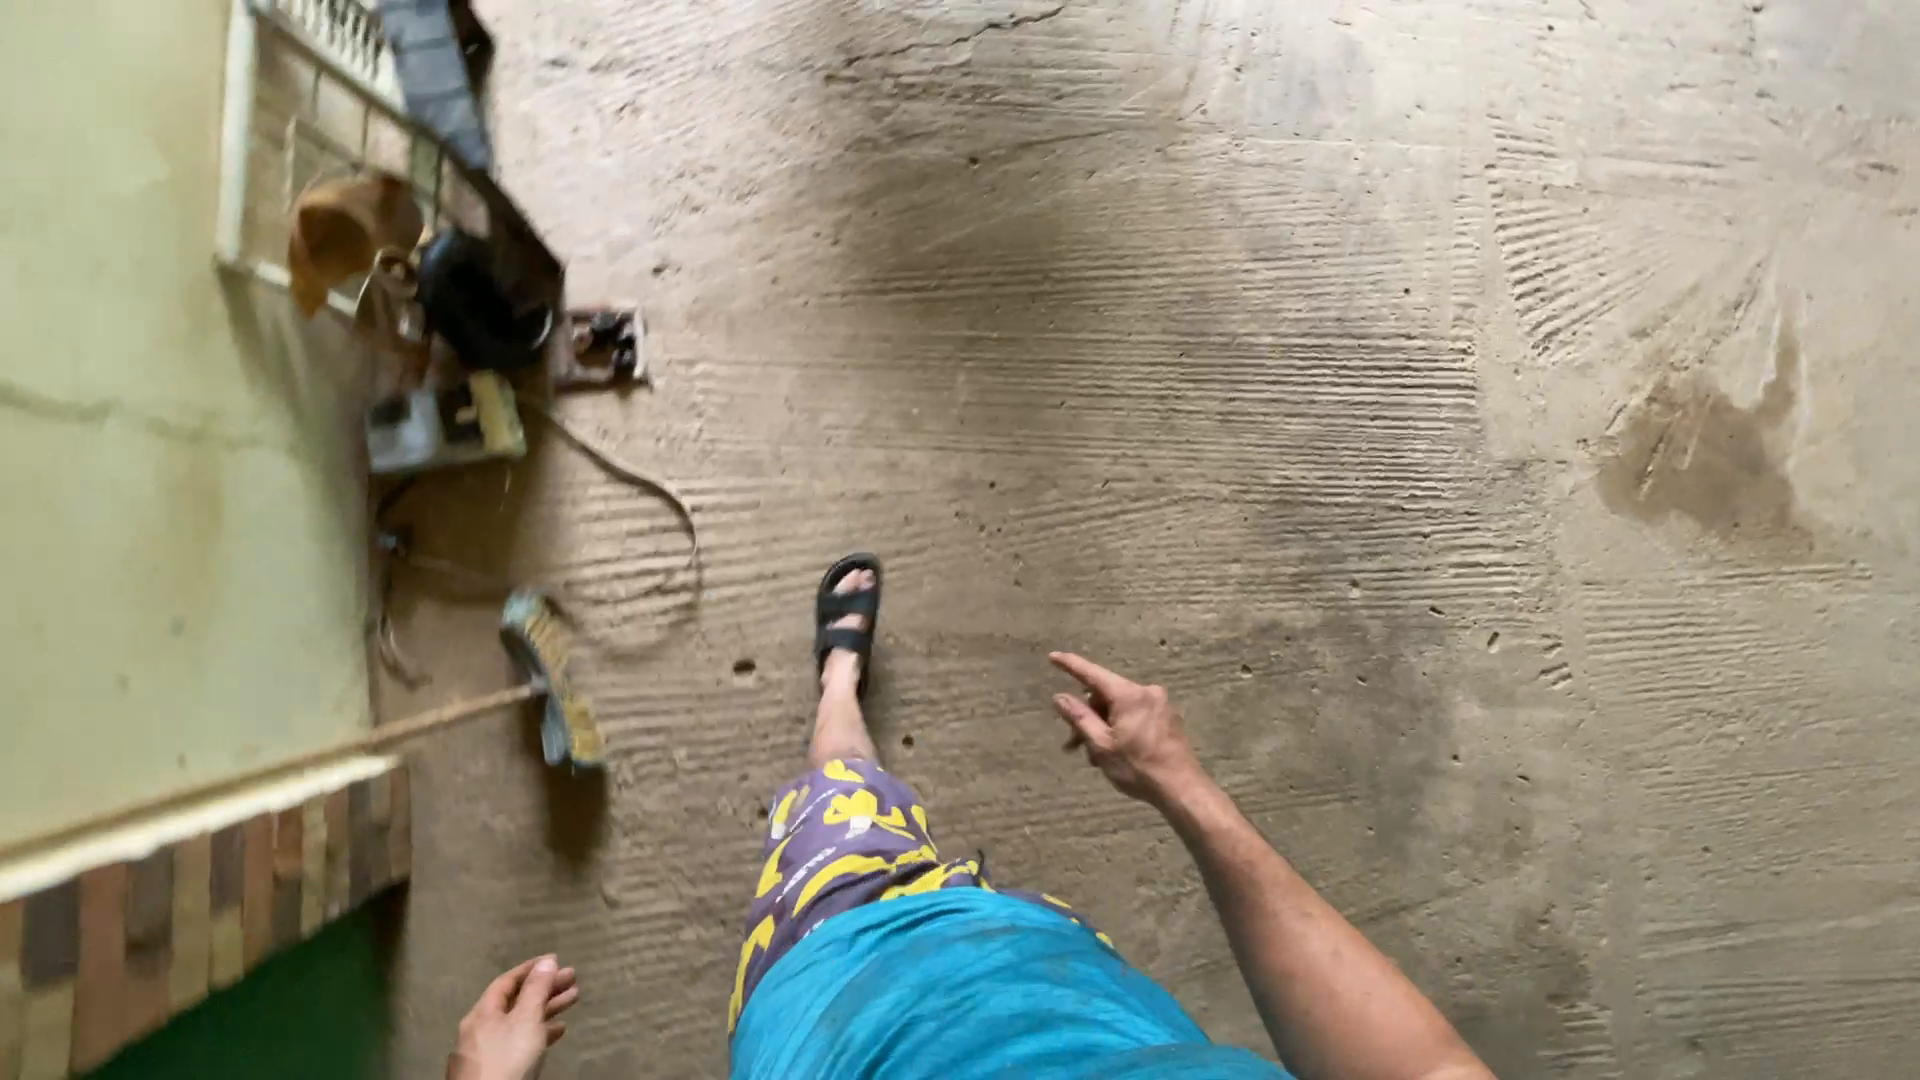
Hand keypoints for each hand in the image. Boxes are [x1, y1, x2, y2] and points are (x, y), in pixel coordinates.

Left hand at [447, 956, 579, 1079]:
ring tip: (573, 998)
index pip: (507, 981)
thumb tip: (547, 961)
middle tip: (573, 977)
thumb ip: (537, 989)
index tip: (556, 959)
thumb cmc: (507, 1058)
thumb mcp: (526, 1019)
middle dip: (545, 987)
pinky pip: (519, 1042)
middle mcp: (480, 1029)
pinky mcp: (495, 1070)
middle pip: (516, 1000)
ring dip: (547, 1007)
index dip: (531, 968)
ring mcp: (486, 1051)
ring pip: (520, 1021)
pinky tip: (558, 1031)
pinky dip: (539, 1032)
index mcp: (482, 1013)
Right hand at [1049, 652, 1208, 806]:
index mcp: (1129, 695)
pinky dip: (1120, 727)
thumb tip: (1059, 697)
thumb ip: (1079, 717)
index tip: (1052, 656)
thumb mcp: (1101, 745)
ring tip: (1096, 757)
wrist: (1182, 789)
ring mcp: (1160, 704)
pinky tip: (1115, 751)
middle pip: (1105, 695)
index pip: (1092, 673)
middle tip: (1073, 745)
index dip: (1070, 664)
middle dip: (1088, 716)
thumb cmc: (1138, 768)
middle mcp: (1146, 692)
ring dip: (1103, 726)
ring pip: (1119, 707)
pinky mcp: (1168, 717)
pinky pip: (1135, 713)